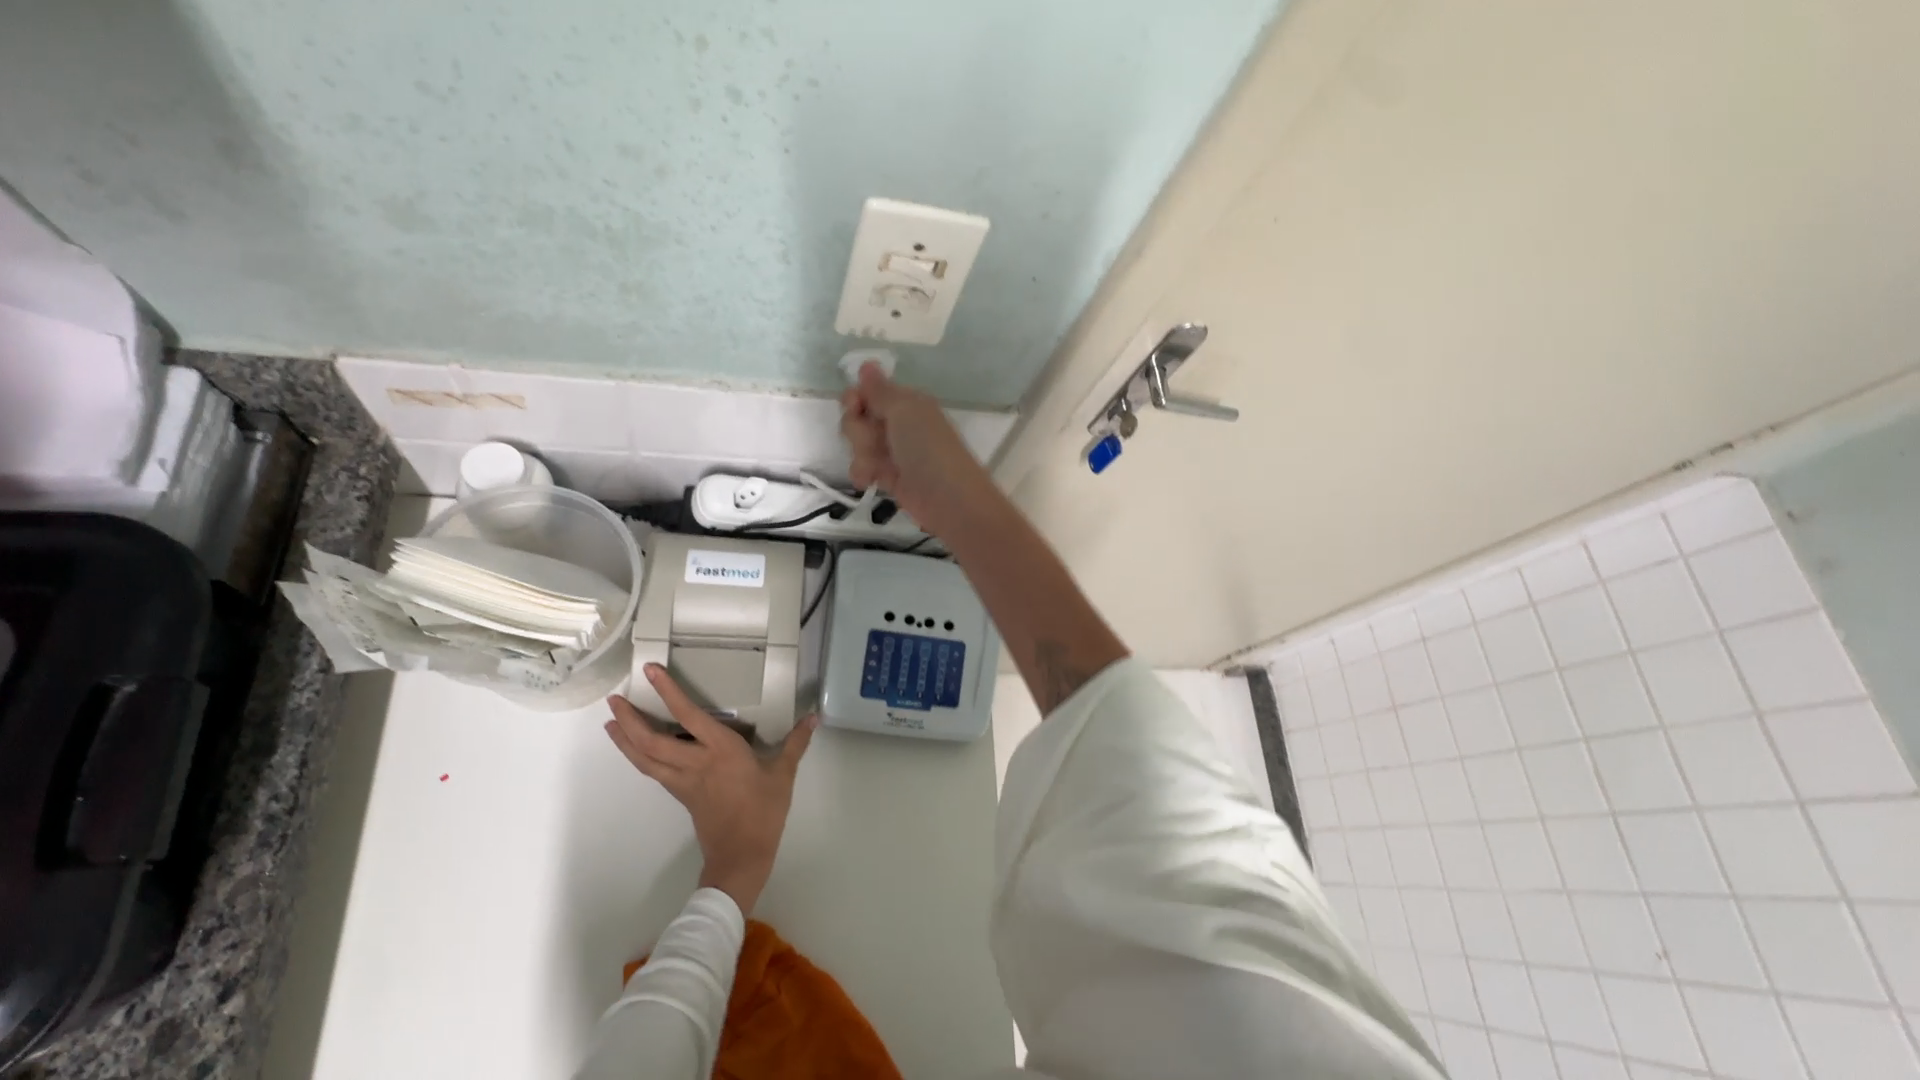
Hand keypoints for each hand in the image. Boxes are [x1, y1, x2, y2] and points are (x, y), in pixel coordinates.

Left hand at [604, 664, 817, 912]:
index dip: (668, 691)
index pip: (688, 715)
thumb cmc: (764, 811)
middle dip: (630, 719)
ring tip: (610, 722)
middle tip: (613, 700)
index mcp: (721, 750)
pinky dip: (638, 757)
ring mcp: (683, 780)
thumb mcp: (784, 775)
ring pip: (645, 758)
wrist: (742, 854)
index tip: (650, 671)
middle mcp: (695, 762)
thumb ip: (796, 743)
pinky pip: (653, 771)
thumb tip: (813, 717)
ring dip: (625, 740)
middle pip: (652, 740)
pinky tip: (635, 750)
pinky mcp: (681, 794)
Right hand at [840, 363, 1001, 539]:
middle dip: (858, 430)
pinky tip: (870, 480)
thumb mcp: (904, 410)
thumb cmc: (928, 448)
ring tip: (876, 466)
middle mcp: (899, 423)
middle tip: (874, 441)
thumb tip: (867, 363)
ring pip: (859, 444)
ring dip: (861, 454)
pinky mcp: (890, 476)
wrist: (948, 498)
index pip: (868, 392)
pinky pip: (864, 466)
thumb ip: (880, 390)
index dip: (855, 399)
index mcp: (907, 402)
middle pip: (859, 418)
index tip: (855, 406)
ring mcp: (894, 451)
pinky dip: (864, 472)